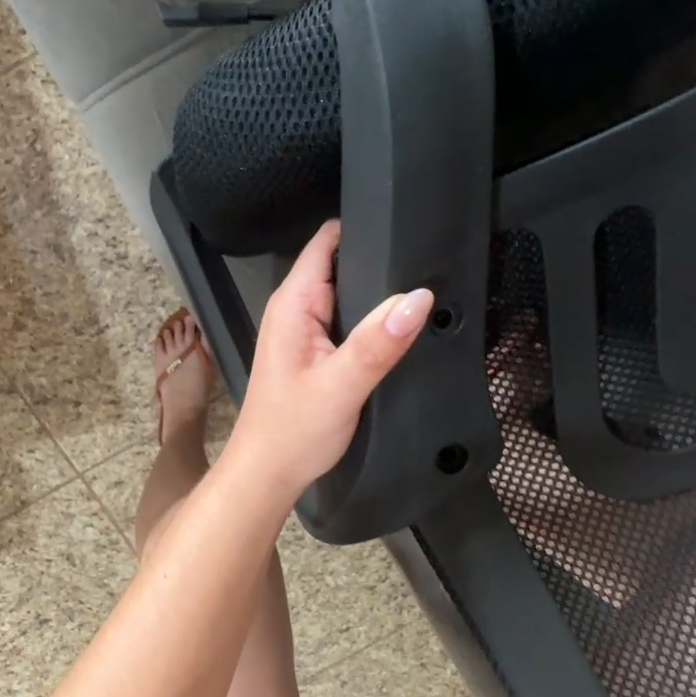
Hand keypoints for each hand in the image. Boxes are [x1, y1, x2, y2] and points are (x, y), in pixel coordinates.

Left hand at [220, 220, 433, 494]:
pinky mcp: (315, 351)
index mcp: (293, 302)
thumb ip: (379, 341)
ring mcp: (305, 329)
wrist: (269, 473)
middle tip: (427, 265)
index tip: (402, 223)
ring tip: (420, 292)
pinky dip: (370, 321)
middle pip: (342, 264)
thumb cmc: (293, 430)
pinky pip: (348, 321)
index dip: (361, 225)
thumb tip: (419, 296)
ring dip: (377, 295)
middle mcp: (296, 308)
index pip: (326, 241)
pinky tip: (395, 327)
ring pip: (348, 295)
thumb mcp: (342, 385)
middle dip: (379, 263)